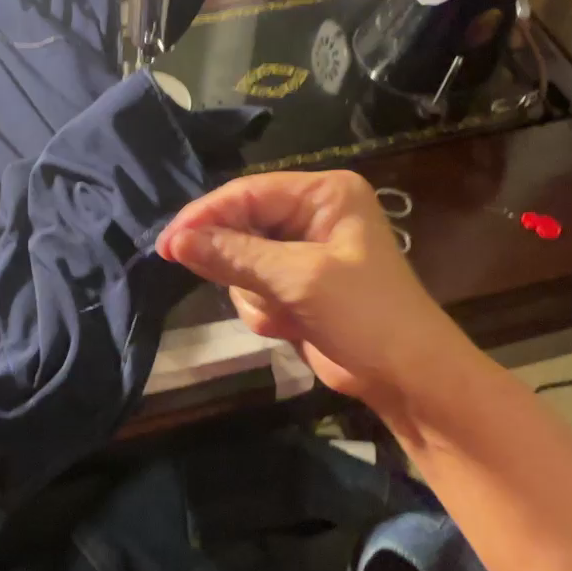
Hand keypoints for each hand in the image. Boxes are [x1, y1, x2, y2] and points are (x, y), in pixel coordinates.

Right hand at [156, 170, 479, 416]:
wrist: (405, 378)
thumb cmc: (364, 315)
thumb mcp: (298, 279)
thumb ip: (235, 255)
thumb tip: (175, 241)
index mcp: (324, 194)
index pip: (248, 192)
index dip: (204, 216)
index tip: (166, 244)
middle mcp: (312, 215)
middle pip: (241, 225)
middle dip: (234, 262)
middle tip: (210, 279)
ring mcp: (303, 253)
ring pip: (240, 263)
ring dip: (254, 294)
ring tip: (284, 315)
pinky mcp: (296, 287)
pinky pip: (253, 290)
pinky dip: (264, 312)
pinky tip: (291, 327)